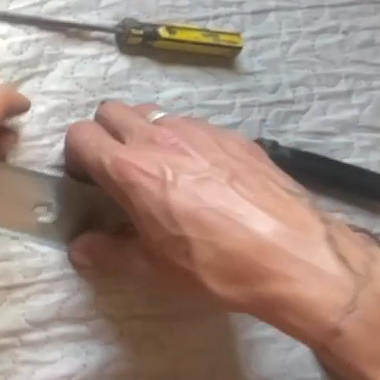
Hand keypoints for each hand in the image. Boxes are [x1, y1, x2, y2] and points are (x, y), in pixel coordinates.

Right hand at [63, 101, 379, 346]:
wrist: (301, 260)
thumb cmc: (218, 266)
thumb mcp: (154, 268)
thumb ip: (108, 252)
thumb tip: (79, 250)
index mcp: (128, 169)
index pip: (80, 135)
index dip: (77, 154)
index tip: (89, 178)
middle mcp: (156, 140)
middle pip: (109, 110)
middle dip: (105, 132)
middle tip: (119, 165)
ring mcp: (197, 132)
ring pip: (151, 111)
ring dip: (143, 130)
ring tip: (160, 164)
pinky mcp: (233, 136)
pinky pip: (192, 124)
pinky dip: (184, 139)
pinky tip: (204, 172)